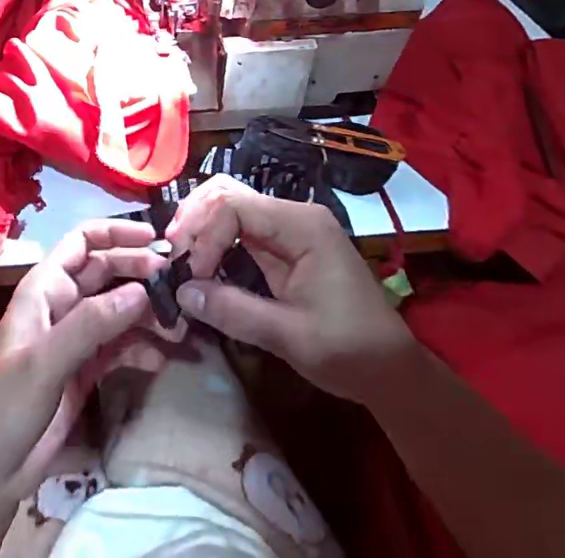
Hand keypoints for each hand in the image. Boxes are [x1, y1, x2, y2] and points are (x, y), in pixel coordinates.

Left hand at [0, 220, 161, 556]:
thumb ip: (91, 323)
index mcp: (44, 289)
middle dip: (142, 274)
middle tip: (179, 285)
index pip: (82, 241)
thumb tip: (142, 289)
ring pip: (119, 310)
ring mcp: (76, 339)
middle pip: (107, 272)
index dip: (117, 233)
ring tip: (180, 328)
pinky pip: (121, 347)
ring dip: (149, 314)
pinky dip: (143, 348)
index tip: (156, 239)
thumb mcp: (44, 361)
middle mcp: (62, 305)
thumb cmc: (3, 407)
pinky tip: (165, 360)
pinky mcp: (87, 371)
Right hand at [166, 175, 420, 406]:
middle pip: (230, 193)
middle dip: (196, 218)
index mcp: (302, 225)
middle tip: (174, 252)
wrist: (391, 370)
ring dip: (202, 226)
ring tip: (181, 254)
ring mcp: (290, 229)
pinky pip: (241, 229)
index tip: (194, 276)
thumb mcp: (289, 335)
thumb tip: (181, 292)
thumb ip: (234, 310)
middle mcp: (295, 215)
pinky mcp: (285, 246)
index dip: (206, 236)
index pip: (235, 207)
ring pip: (232, 206)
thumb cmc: (348, 350)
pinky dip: (215, 239)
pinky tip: (200, 259)